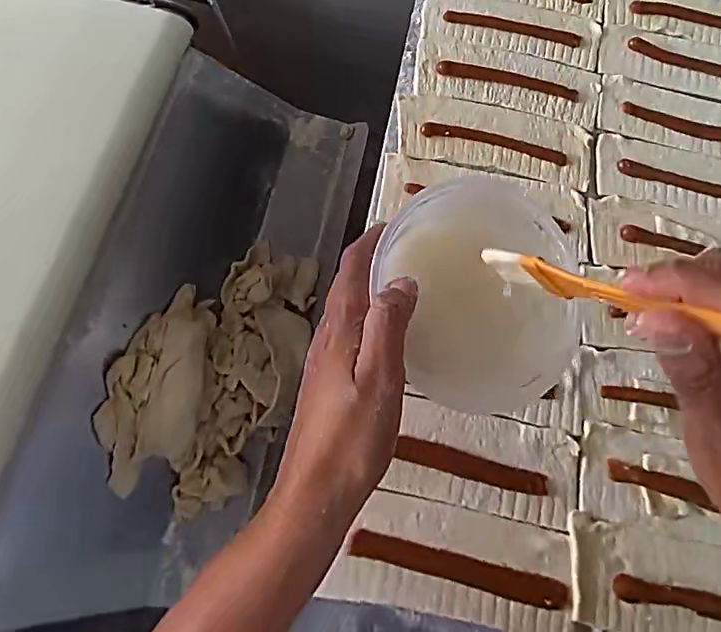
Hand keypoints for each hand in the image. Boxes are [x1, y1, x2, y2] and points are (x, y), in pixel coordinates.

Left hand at [270, 224, 417, 524]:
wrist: (313, 497)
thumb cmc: (351, 440)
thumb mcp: (380, 379)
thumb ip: (388, 326)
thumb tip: (400, 280)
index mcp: (339, 330)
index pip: (350, 270)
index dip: (369, 242)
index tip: (393, 223)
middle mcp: (327, 338)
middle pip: (347, 284)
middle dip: (372, 258)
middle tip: (407, 246)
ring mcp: (325, 361)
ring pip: (349, 308)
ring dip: (371, 285)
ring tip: (403, 279)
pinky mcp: (329, 381)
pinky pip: (351, 330)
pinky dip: (371, 314)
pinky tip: (390, 331)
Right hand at [622, 251, 720, 561]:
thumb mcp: (717, 452)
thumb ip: (696, 382)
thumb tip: (658, 316)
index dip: (695, 286)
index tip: (637, 285)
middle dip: (689, 281)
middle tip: (634, 289)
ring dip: (700, 285)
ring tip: (652, 299)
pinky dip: (719, 297)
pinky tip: (686, 308)